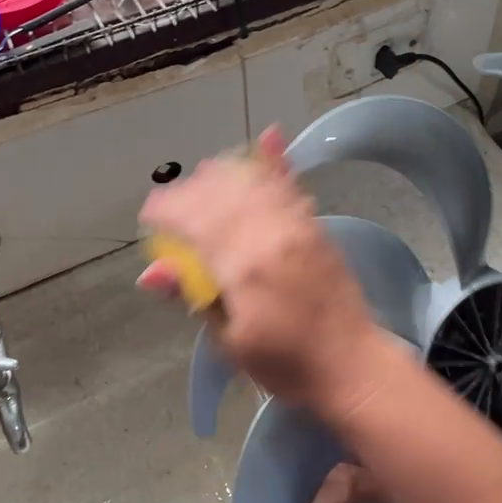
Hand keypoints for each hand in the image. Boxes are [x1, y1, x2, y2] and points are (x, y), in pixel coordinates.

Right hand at [137, 127, 382, 417]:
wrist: (351, 366)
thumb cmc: (285, 365)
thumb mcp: (230, 341)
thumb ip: (194, 298)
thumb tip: (150, 273)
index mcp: (243, 266)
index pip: (196, 220)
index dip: (169, 209)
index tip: (150, 213)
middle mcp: (270, 234)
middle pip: (222, 195)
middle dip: (192, 192)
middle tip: (171, 202)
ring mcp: (297, 226)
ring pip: (254, 184)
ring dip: (225, 174)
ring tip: (203, 176)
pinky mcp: (316, 227)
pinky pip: (291, 186)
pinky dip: (277, 162)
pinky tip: (269, 136)